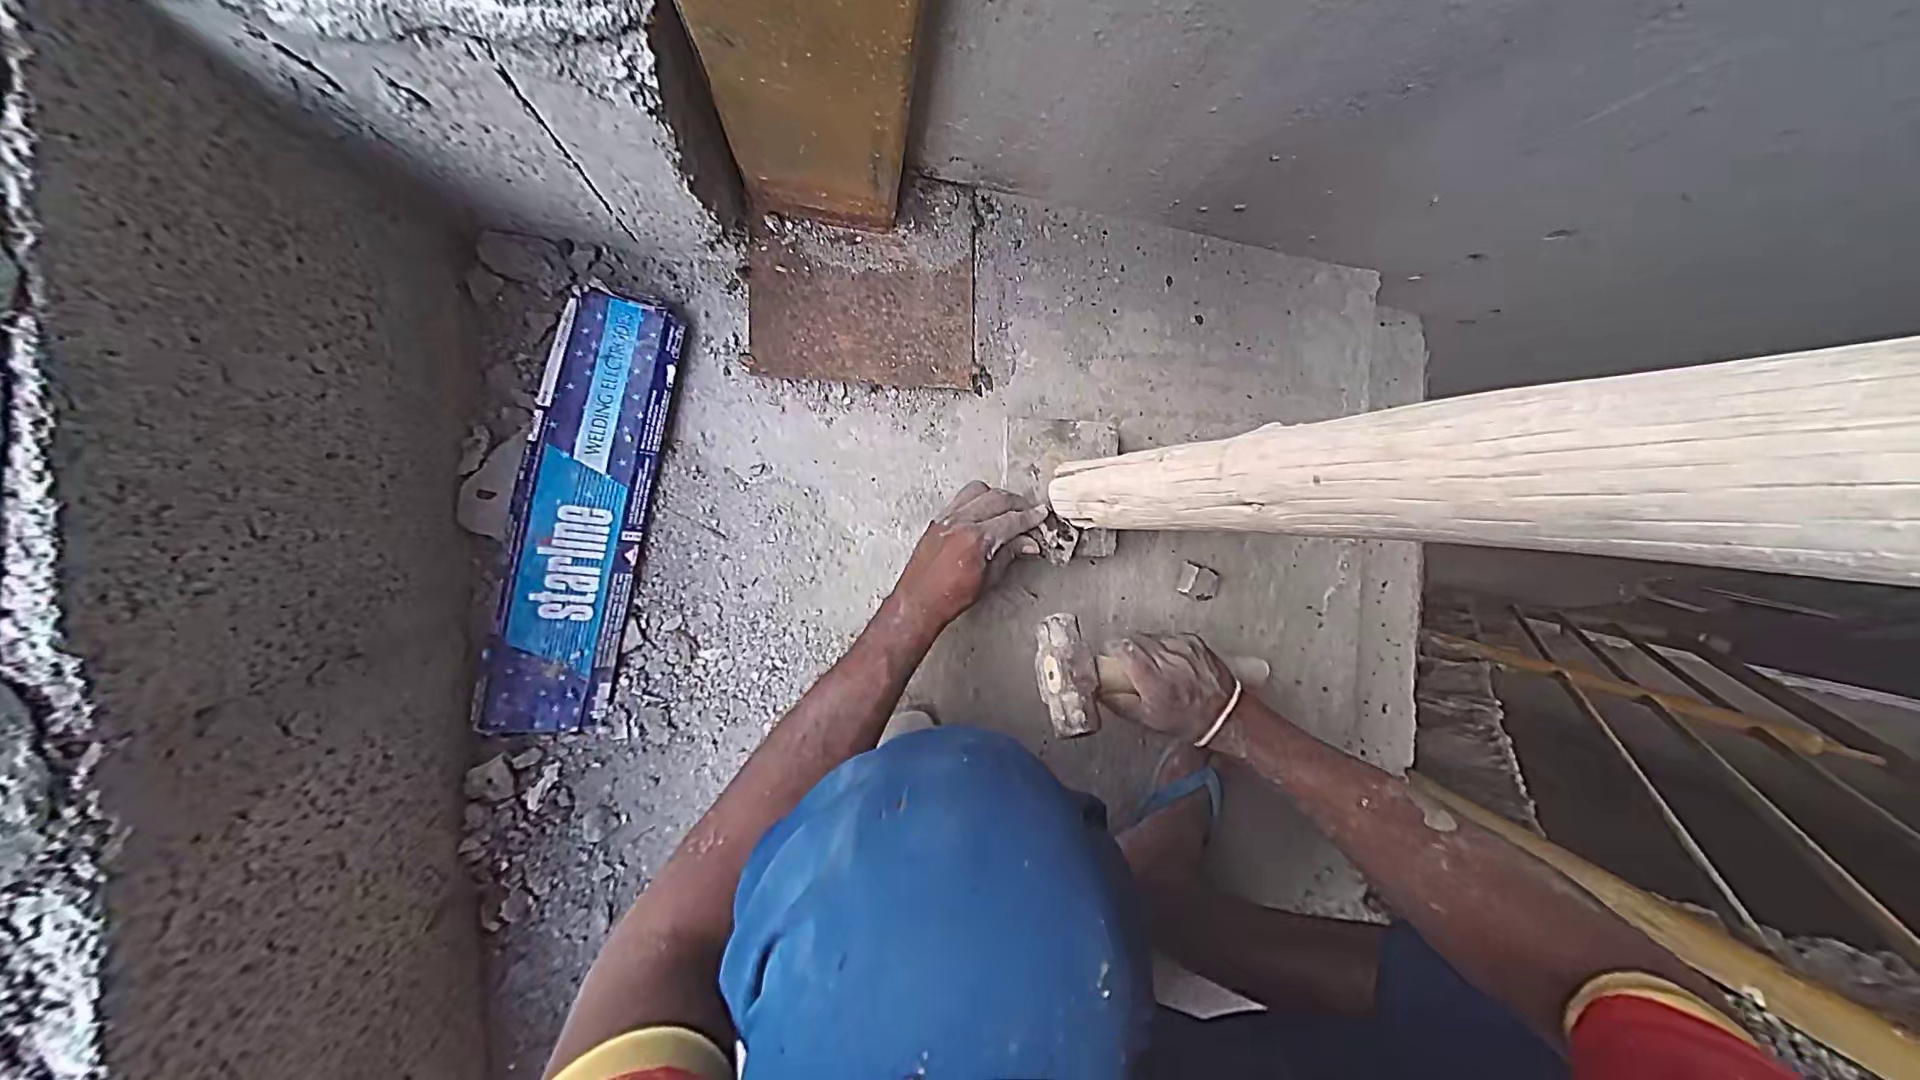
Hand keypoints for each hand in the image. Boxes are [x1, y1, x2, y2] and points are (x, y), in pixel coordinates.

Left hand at [886, 482, 1047, 631]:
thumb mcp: (989, 579)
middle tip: (1030, 512)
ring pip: (978, 491)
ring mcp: (947, 518)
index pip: (1011, 519)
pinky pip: (961, 498)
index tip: (1042, 514)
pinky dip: (977, 499)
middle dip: (1018, 503)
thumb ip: (1009, 554)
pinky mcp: (938, 519)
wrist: (918, 600)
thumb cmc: (950, 596)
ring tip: (1008, 508)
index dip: (1031, 517)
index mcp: (976, 538)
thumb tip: (1028, 542)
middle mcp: (961, 522)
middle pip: (998, 499)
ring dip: (997, 496)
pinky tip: (984, 510)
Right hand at [1101, 633, 1239, 742]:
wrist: (1225, 715)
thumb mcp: (1147, 719)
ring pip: (1151, 636)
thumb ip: (1119, 702)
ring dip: (1147, 647)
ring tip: (1155, 665)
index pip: (1122, 647)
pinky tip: (1171, 662)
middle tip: (1133, 664)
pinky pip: (1169, 636)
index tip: (1112, 656)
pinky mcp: (1194, 641)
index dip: (1113, 649)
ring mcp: (1182, 646)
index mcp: (1151, 677)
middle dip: (1129, 649)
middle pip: (1135, 639)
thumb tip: (1099, 691)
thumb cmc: (1187, 720)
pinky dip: (1165, 646)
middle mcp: (1166, 657)